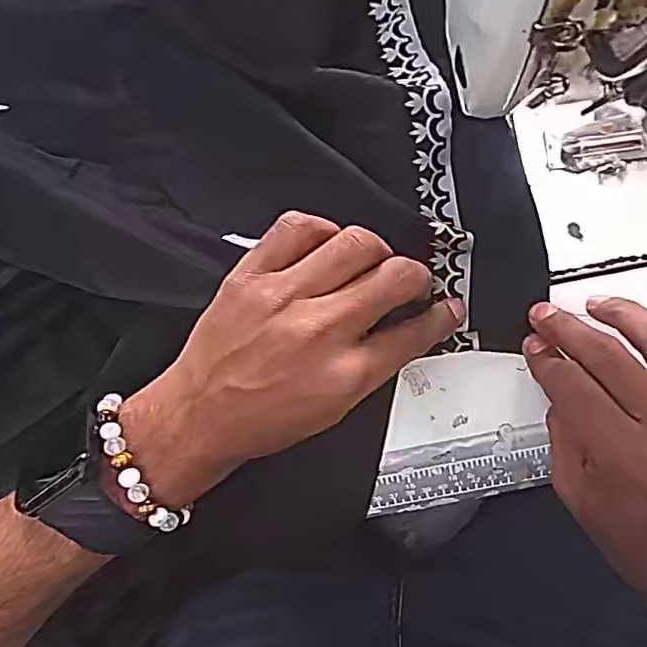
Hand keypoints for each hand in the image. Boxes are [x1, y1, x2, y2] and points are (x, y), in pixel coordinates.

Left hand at [120, 212, 462, 504]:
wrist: (199, 415)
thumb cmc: (261, 419)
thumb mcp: (335, 409)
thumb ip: (375, 366)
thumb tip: (406, 331)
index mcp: (345, 375)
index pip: (415, 331)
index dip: (441, 315)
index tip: (447, 307)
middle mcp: (319, 331)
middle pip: (395, 278)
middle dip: (418, 276)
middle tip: (413, 281)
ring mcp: (283, 298)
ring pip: (356, 243)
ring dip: (377, 250)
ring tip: (372, 261)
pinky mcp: (250, 276)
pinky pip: (297, 227)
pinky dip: (323, 229)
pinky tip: (326, 244)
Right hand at [522, 297, 646, 617]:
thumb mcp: (582, 501)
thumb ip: (565, 441)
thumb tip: (559, 393)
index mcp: (624, 459)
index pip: (572, 385)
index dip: (546, 358)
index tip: (537, 346)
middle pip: (609, 357)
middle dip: (568, 329)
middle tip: (550, 316)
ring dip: (627, 315)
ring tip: (601, 305)